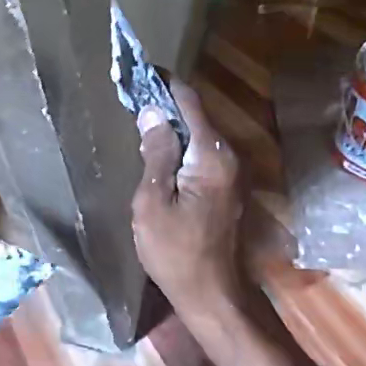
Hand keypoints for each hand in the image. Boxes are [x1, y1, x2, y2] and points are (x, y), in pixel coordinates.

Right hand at [131, 81, 246, 320]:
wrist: (212, 294)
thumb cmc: (175, 253)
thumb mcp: (153, 203)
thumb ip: (156, 155)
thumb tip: (152, 112)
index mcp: (211, 156)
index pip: (189, 101)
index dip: (163, 83)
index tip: (138, 71)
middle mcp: (230, 157)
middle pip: (197, 116)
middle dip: (165, 103)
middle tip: (133, 97)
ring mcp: (233, 174)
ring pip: (200, 135)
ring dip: (172, 126)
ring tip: (140, 120)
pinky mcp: (228, 189)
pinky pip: (203, 155)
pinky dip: (182, 147)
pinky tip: (160, 153)